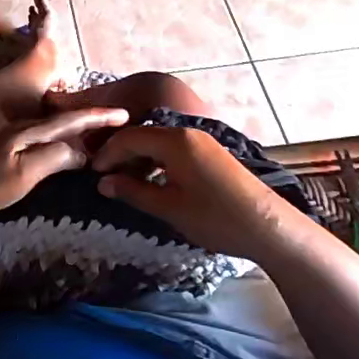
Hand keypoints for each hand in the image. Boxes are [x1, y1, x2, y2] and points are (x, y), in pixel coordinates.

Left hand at [0, 107, 129, 215]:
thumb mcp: (23, 174)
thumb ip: (54, 159)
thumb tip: (81, 154)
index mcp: (32, 132)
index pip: (73, 120)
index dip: (100, 117)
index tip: (124, 115)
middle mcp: (25, 129)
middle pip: (65, 120)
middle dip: (92, 120)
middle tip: (117, 125)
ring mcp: (13, 138)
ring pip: (53, 129)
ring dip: (76, 131)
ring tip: (95, 138)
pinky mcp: (4, 149)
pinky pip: (42, 139)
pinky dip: (59, 140)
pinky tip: (60, 151)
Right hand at [90, 125, 299, 258]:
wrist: (268, 226)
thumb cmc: (215, 218)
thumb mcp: (169, 208)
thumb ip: (134, 191)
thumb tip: (103, 182)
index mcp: (174, 141)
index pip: (129, 137)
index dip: (107, 154)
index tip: (91, 173)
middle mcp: (187, 133)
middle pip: (144, 135)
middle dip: (121, 153)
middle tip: (104, 177)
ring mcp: (202, 141)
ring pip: (160, 141)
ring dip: (140, 157)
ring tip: (125, 181)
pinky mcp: (212, 153)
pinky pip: (175, 148)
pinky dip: (158, 160)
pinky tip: (154, 180)